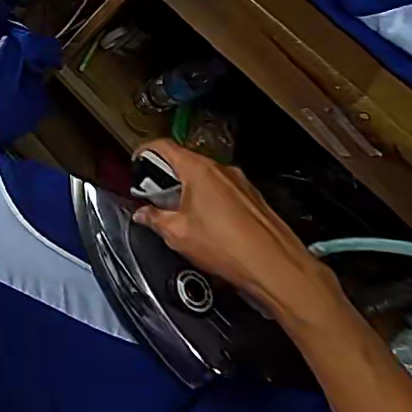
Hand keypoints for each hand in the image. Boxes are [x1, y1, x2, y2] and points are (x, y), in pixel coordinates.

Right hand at [131, 140, 338, 320]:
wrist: (274, 265)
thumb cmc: (229, 247)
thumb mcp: (178, 235)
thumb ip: (155, 219)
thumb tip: (143, 214)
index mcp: (199, 170)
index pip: (165, 147)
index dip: (146, 151)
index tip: (137, 161)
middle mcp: (221, 170)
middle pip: (186, 161)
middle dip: (166, 177)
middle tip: (153, 197)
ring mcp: (239, 183)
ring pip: (205, 177)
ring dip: (188, 190)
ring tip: (179, 216)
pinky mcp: (251, 198)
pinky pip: (223, 191)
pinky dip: (208, 200)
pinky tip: (206, 226)